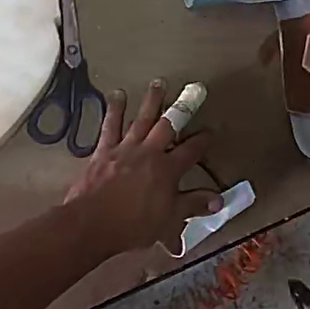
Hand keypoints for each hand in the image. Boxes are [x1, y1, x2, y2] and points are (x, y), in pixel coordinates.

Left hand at [64, 79, 221, 258]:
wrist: (90, 224)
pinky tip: (116, 95)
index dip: (203, 141)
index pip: (192, 150)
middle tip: (192, 90)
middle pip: (169, 125)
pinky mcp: (104, 152)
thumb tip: (218, 201)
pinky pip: (110, 127)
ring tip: (158, 83)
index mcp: (168, 169)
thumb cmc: (133, 225)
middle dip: (182, 108)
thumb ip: (193, 205)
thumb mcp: (169, 219)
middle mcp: (149, 153)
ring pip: (142, 119)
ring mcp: (125, 149)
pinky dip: (114, 110)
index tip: (210, 132)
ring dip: (151, 100)